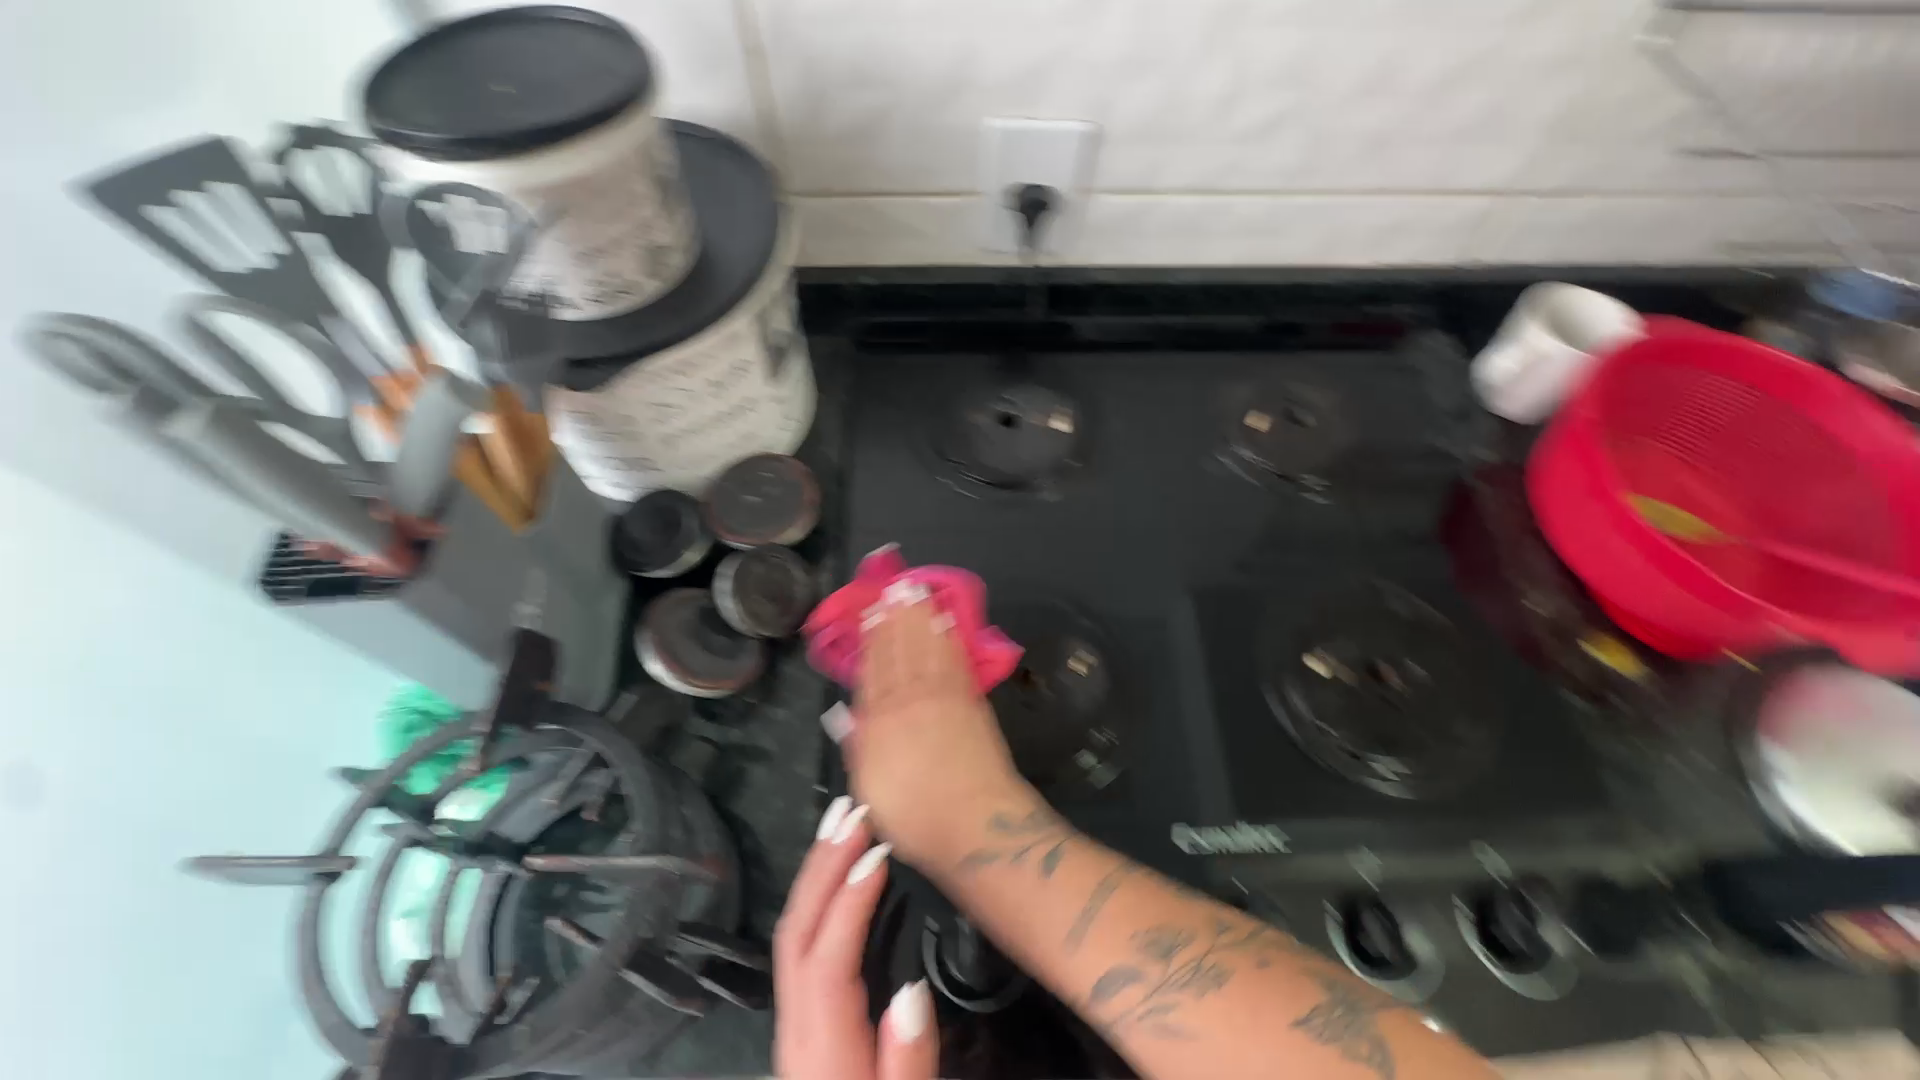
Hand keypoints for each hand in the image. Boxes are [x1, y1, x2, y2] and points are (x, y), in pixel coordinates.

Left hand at [774, 797, 935, 1079]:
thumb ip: (906, 1061)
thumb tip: (912, 991)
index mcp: (823, 1046)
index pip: (828, 959)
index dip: (850, 901)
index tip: (879, 851)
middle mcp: (797, 1025)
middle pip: (797, 932)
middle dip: (823, 865)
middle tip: (853, 809)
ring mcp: (794, 1020)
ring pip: (792, 933)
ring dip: (815, 872)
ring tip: (840, 822)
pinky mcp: (802, 1019)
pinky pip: (800, 943)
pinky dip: (816, 897)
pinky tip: (835, 876)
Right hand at [846, 587, 1029, 866]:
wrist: (976, 824)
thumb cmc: (915, 816)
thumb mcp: (869, 789)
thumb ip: (858, 747)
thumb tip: (844, 715)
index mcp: (880, 721)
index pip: (872, 671)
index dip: (870, 640)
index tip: (868, 611)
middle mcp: (910, 700)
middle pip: (900, 651)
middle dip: (895, 619)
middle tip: (892, 587)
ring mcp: (944, 698)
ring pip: (927, 648)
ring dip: (920, 619)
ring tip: (915, 593)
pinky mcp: (972, 703)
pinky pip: (955, 661)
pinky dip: (949, 639)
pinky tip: (945, 624)